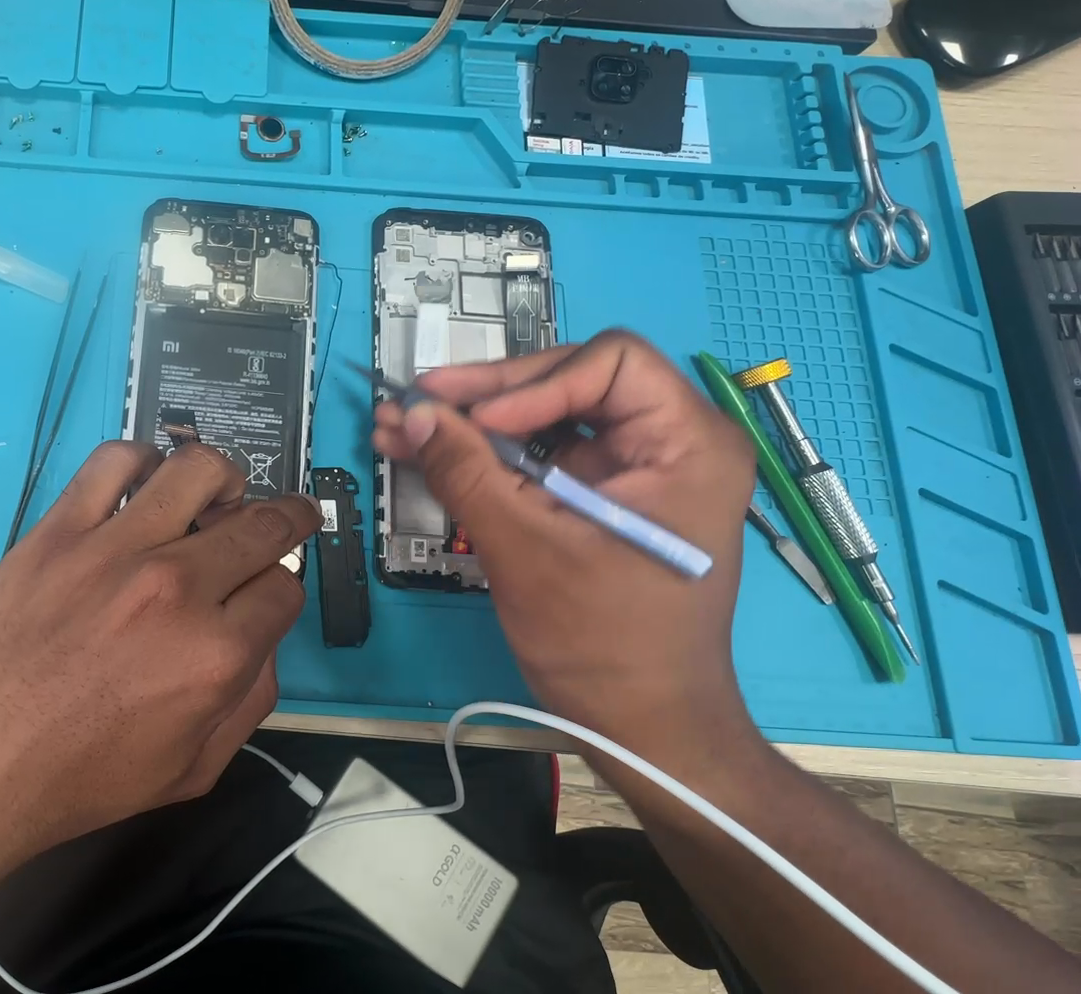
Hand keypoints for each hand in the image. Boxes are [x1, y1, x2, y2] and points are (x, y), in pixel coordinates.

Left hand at [0, 440, 320, 919]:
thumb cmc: (81, 778)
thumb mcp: (191, 770)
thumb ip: (249, 702)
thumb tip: (263, 639)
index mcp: (216, 655)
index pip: (284, 588)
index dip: (282, 589)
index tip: (266, 590)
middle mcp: (176, 587)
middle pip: (259, 523)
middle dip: (287, 519)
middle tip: (286, 517)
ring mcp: (114, 548)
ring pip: (197, 470)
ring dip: (224, 477)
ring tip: (217, 492)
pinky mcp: (59, 528)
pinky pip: (113, 462)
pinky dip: (140, 460)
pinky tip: (142, 483)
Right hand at [372, 330, 756, 751]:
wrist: (637, 722)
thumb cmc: (603, 641)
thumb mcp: (526, 548)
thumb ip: (466, 472)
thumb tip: (411, 411)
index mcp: (688, 444)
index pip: (610, 364)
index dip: (533, 383)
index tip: (475, 423)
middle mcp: (667, 443)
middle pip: (568, 381)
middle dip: (486, 396)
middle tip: (417, 402)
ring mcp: (628, 471)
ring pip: (541, 417)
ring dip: (469, 423)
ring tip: (400, 425)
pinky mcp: (593, 497)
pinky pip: (534, 456)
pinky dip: (481, 455)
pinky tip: (423, 452)